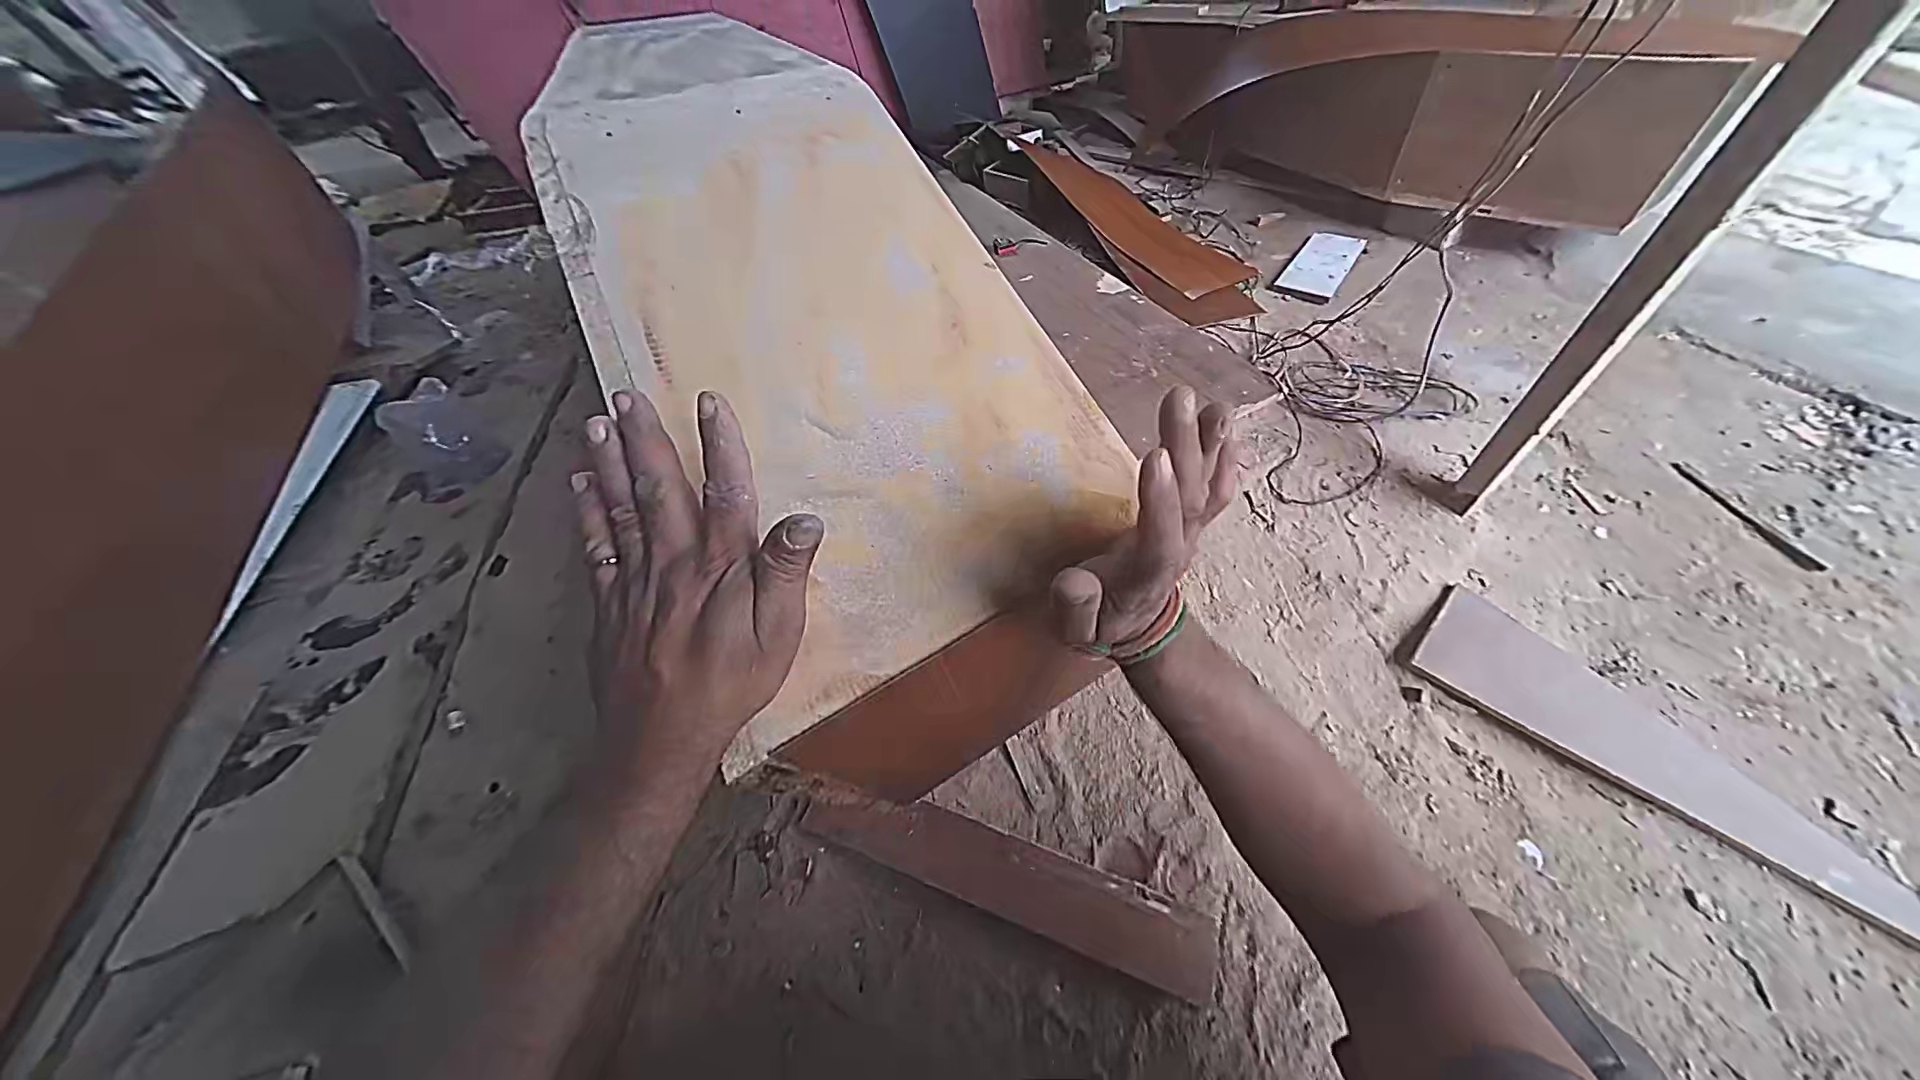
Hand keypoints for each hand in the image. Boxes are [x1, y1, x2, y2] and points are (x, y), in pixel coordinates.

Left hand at [571, 389, 823, 769]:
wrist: (661, 736)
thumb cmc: (731, 683)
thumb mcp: (778, 635)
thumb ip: (786, 573)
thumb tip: (805, 519)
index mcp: (721, 566)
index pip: (725, 492)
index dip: (720, 445)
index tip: (710, 403)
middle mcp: (674, 561)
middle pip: (659, 489)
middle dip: (646, 439)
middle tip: (629, 395)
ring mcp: (635, 579)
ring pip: (619, 509)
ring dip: (607, 463)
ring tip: (597, 422)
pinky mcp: (608, 602)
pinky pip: (594, 546)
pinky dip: (584, 511)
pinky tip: (577, 482)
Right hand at [1050, 386, 1238, 649]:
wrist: (1140, 628)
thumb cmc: (1102, 624)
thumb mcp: (1077, 631)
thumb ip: (1075, 610)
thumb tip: (1074, 582)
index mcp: (1147, 574)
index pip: (1161, 536)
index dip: (1159, 499)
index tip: (1153, 455)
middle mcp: (1179, 549)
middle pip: (1189, 499)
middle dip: (1186, 448)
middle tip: (1178, 398)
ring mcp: (1190, 533)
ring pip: (1206, 488)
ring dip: (1212, 445)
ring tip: (1216, 405)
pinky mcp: (1192, 521)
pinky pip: (1216, 489)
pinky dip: (1224, 458)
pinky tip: (1225, 428)